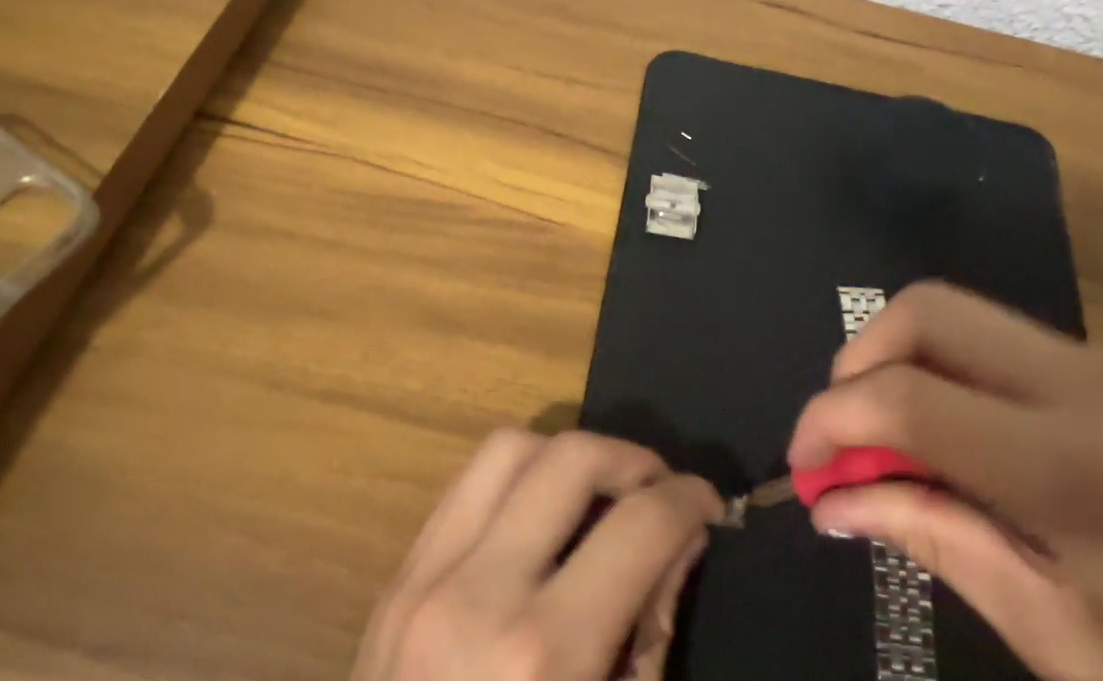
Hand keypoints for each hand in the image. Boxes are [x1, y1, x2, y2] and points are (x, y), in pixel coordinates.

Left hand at [351, 428, 720, 680]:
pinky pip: (466, 486)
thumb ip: (653, 633)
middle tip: (657, 495)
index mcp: (543, 655)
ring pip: (509, 448)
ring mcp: (423, 580)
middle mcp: (479, 595)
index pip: (641, 523)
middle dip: (634, 460)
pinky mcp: (395, 580)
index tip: (708, 507)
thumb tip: (677, 542)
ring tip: (598, 496)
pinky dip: (518, 480)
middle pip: (571, 456)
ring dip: (568, 457)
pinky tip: (541, 519)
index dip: (691, 499)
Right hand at [789, 282, 1102, 680]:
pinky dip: (956, 377)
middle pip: (927, 310)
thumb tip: (838, 503)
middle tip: (843, 440)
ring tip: (896, 449)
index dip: (829, 423)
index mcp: (1071, 464)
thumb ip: (944, 547)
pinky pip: (1009, 347)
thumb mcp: (1070, 640)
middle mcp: (1085, 381)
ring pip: (965, 318)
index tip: (802, 471)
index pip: (905, 400)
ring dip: (905, 364)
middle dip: (856, 361)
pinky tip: (969, 449)